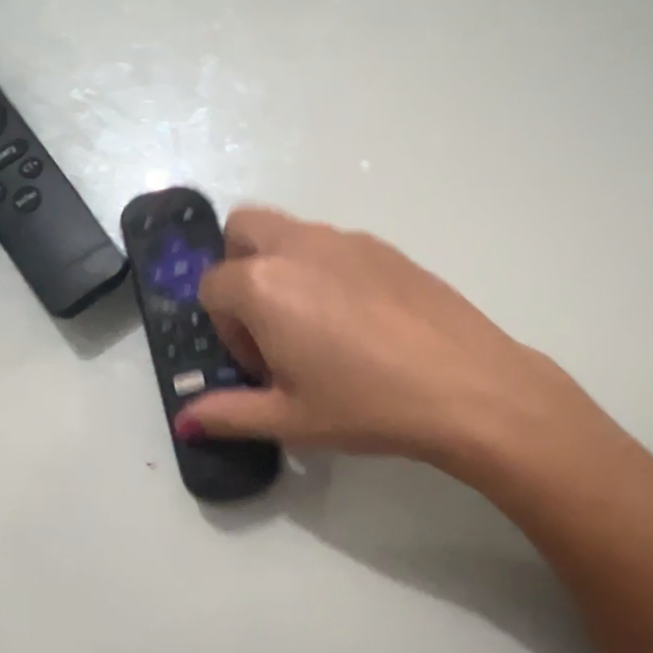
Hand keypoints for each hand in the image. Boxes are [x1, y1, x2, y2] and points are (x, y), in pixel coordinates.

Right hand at [177, 206, 587, 469]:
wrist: (466, 387)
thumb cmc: (366, 406)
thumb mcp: (290, 420)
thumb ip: (229, 414)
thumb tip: (185, 422)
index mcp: (264, 284)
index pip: (212, 288)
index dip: (226, 332)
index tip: (259, 369)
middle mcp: (299, 246)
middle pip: (242, 231)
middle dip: (239, 271)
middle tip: (271, 328)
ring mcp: (349, 240)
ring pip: (293, 235)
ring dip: (284, 270)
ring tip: (320, 333)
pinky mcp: (389, 248)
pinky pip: (338, 248)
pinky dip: (328, 273)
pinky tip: (363, 327)